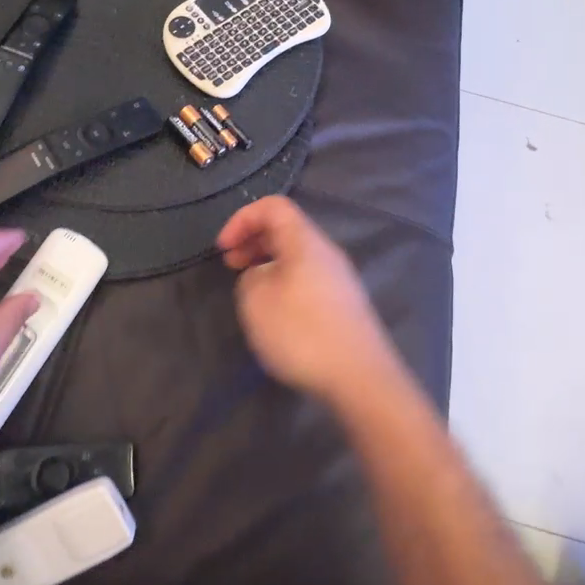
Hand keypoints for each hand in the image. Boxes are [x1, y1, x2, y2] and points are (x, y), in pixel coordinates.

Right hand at [217, 196, 400, 403]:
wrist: (361, 378)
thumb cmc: (302, 333)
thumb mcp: (257, 301)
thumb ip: (250, 278)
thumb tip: (262, 276)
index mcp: (306, 241)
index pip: (273, 207)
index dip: (242, 219)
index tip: (223, 248)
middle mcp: (327, 252)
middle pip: (287, 229)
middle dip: (253, 240)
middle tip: (230, 264)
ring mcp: (340, 279)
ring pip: (298, 255)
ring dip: (268, 263)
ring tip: (249, 289)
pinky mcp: (345, 304)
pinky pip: (308, 277)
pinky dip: (285, 282)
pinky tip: (276, 312)